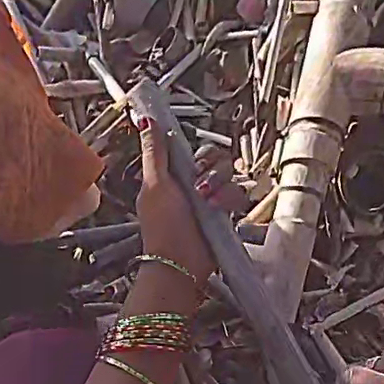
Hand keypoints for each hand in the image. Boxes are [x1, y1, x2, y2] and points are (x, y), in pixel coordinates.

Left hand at [134, 118, 214, 286]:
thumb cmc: (163, 228)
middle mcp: (193, 185)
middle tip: (200, 185)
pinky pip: (237, 195)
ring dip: (220, 186)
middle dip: (212, 169)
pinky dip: (229, 201)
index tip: (195, 163)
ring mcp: (210, 200)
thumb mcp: (155, 184)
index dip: (200, 153)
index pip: (195, 149)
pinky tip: (218, 210)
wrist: (181, 263)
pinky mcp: (224, 215)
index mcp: (173, 175)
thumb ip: (154, 151)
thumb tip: (146, 120)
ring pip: (230, 176)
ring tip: (207, 202)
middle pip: (217, 159)